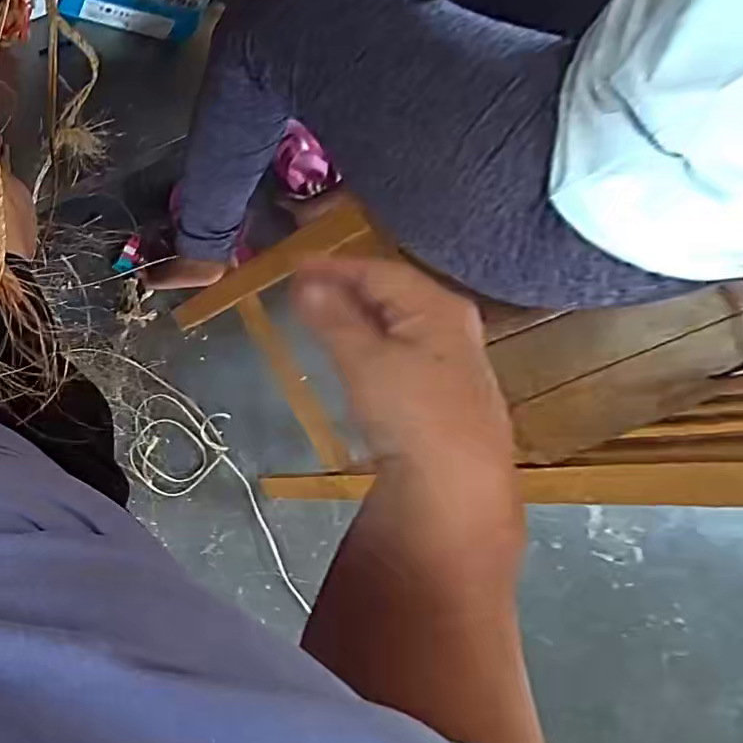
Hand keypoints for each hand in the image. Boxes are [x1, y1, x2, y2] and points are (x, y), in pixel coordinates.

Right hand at [291, 257, 513, 483]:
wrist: (452, 476)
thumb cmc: (409, 410)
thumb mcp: (363, 359)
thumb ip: (332, 317)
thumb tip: (303, 280)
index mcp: (436, 307)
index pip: (379, 271)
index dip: (334, 265)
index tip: (291, 265)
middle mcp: (448, 322)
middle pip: (390, 290)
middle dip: (343, 283)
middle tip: (298, 284)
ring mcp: (446, 353)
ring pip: (392, 316)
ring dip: (352, 309)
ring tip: (313, 309)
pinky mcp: (436, 381)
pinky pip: (395, 340)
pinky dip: (364, 333)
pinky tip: (346, 344)